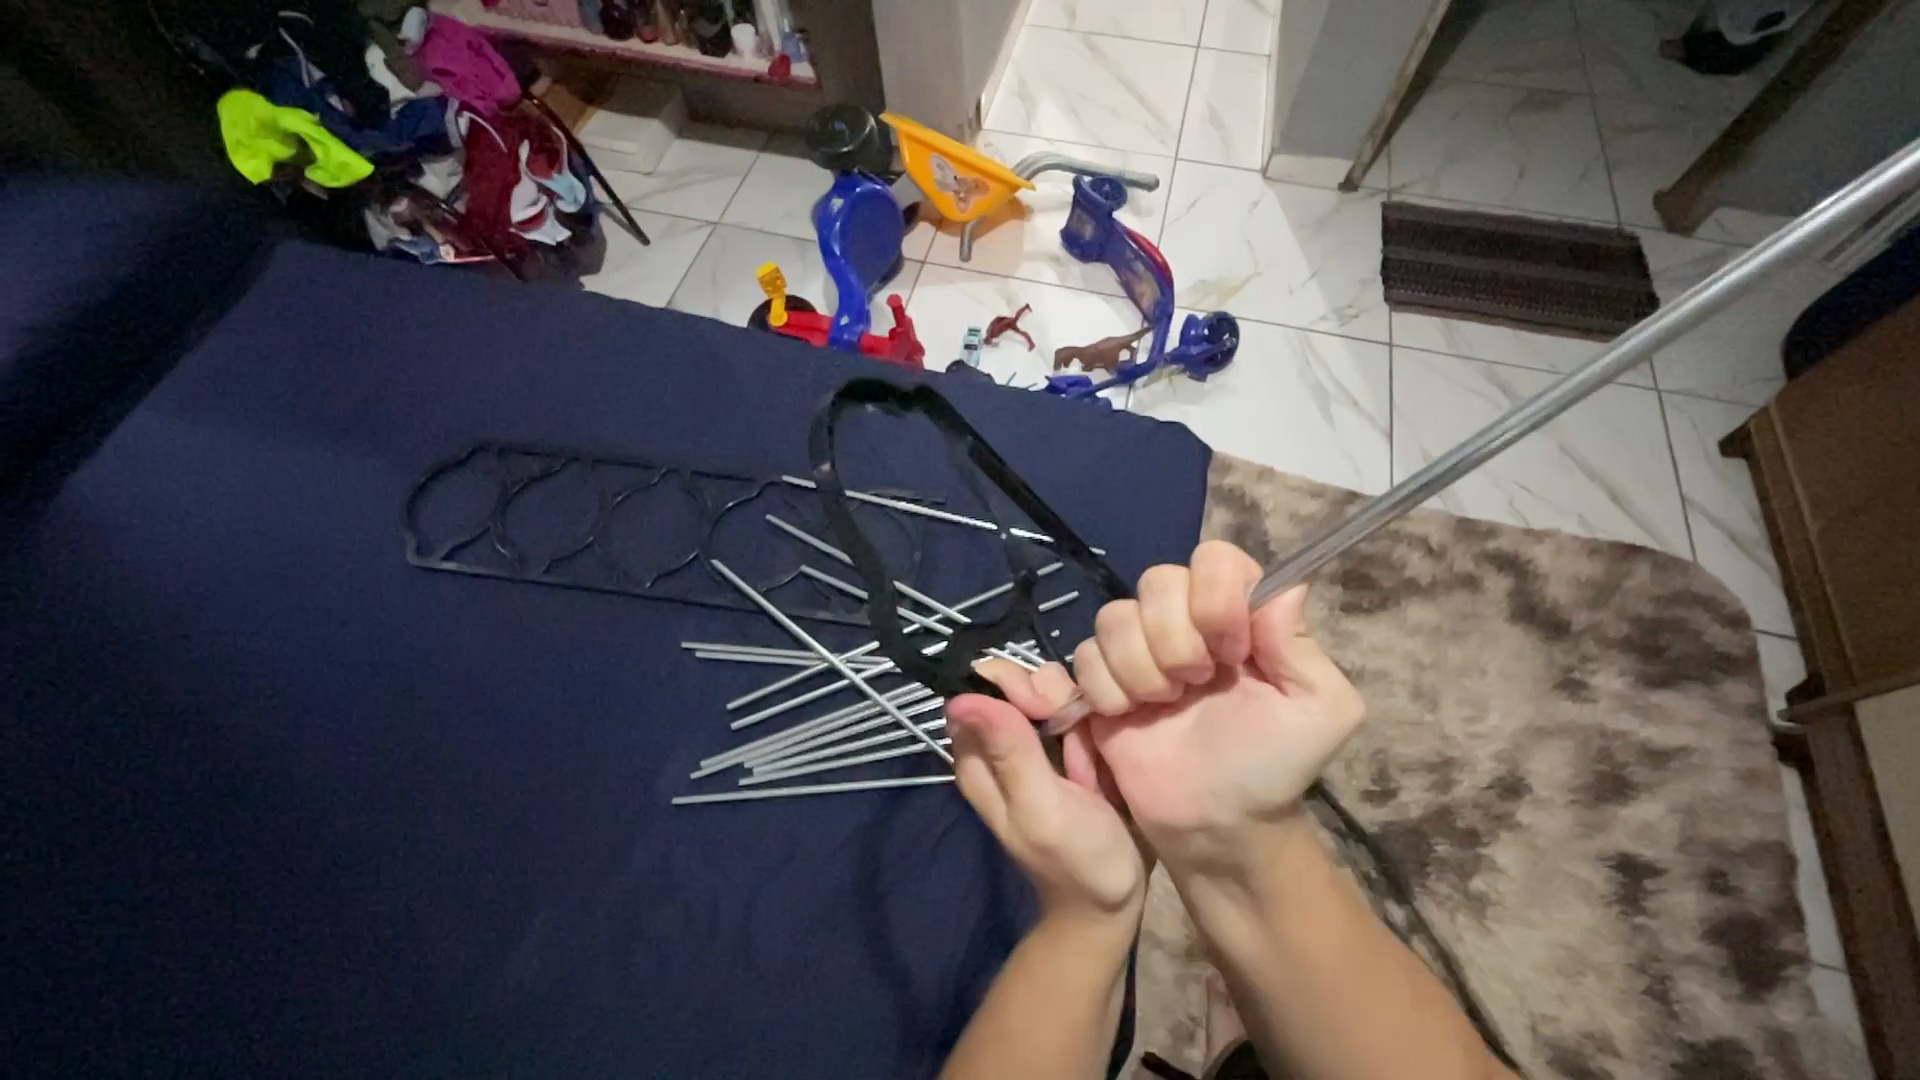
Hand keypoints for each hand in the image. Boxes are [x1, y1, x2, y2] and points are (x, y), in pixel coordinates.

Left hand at [946, 681, 1148, 922]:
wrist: (1116, 902)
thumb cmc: (1076, 860)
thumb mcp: (1040, 807)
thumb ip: (1008, 752)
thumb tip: (961, 697)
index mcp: (979, 759)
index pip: (980, 689)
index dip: (1011, 685)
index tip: (1042, 707)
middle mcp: (1003, 744)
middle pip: (1017, 682)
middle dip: (1051, 693)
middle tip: (1075, 728)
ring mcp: (1037, 742)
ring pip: (1050, 689)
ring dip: (1078, 704)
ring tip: (1097, 742)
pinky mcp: (1069, 746)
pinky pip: (1077, 707)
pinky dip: (1094, 712)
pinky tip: (1109, 734)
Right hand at [1065, 541, 1364, 876]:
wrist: (1218, 824)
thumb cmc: (1273, 766)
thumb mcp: (1321, 712)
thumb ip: (1303, 646)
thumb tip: (1283, 589)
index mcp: (1238, 617)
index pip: (1215, 559)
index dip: (1215, 596)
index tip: (1233, 651)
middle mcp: (1185, 621)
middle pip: (1157, 581)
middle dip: (1174, 638)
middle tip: (1197, 684)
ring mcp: (1138, 649)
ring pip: (1114, 616)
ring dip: (1140, 668)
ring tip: (1164, 705)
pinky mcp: (1101, 681)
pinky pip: (1085, 656)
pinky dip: (1108, 690)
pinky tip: (1131, 716)